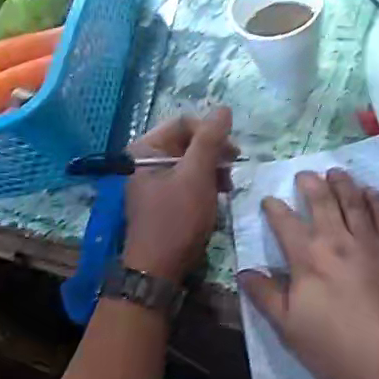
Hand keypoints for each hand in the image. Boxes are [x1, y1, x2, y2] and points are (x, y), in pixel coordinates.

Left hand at [121, 108, 235, 278]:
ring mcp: (152, 181)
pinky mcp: (162, 199)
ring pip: (190, 161)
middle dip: (213, 152)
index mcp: (145, 149)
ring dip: (212, 169)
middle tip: (234, 168)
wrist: (158, 270)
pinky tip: (218, 196)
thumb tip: (224, 108)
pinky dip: (205, 184)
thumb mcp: (196, 176)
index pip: (185, 123)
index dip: (212, 132)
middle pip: (187, 141)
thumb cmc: (176, 220)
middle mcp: (144, 160)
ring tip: (227, 185)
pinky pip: (187, 180)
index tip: (234, 152)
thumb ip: (210, 140)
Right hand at [238, 169, 378, 378]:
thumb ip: (266, 297)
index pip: (285, 223)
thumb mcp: (291, 330)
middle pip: (322, 200)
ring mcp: (371, 241)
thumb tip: (245, 272)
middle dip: (310, 184)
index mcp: (308, 258)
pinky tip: (372, 193)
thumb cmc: (339, 349)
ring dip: (342, 183)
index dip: (274, 209)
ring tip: (335, 172)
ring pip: (354, 200)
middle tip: (304, 175)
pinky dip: (376, 199)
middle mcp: (338, 240)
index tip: (269, 201)